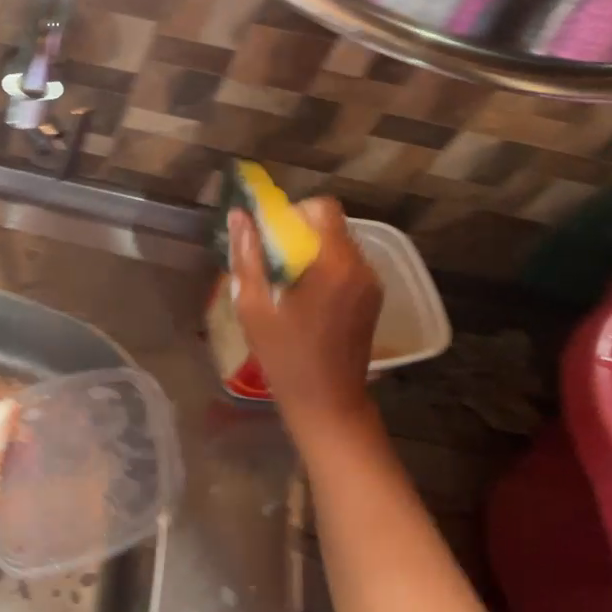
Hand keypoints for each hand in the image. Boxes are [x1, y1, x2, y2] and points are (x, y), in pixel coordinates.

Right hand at [228, 196, 382, 440]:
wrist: (328, 402)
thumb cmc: (285, 356)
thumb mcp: (254, 306)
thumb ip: (247, 256)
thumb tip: (239, 217)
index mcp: (333, 264)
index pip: (323, 208)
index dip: (295, 211)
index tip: (271, 234)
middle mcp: (360, 267)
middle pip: (332, 224)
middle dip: (300, 231)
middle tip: (271, 257)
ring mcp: (371, 284)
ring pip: (340, 244)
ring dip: (313, 249)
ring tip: (286, 278)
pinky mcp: (372, 299)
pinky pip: (348, 265)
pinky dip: (326, 266)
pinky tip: (304, 295)